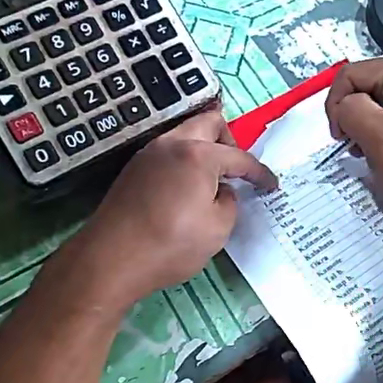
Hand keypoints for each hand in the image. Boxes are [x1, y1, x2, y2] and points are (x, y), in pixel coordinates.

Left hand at [57, 109, 277, 308]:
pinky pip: (169, 153)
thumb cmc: (171, 245)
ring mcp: (149, 154)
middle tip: (237, 170)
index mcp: (199, 154)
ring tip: (213, 181)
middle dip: (231, 141)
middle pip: (210, 122)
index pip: (240, 156)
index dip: (260, 172)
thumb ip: (229, 202)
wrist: (111, 259)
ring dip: (205, 149)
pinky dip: (185, 161)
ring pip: (185, 134)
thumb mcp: (218, 229)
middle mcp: (172, 144)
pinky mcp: (134, 169)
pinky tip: (187, 190)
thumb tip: (222, 191)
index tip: (270, 185)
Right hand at [326, 59, 382, 225]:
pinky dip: (377, 142)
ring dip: (364, 134)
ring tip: (374, 156)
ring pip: (370, 111)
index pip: (349, 75)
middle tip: (359, 147)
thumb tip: (343, 109)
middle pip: (360, 91)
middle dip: (352, 120)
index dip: (337, 104)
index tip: (341, 135)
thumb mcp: (377, 135)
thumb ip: (349, 111)